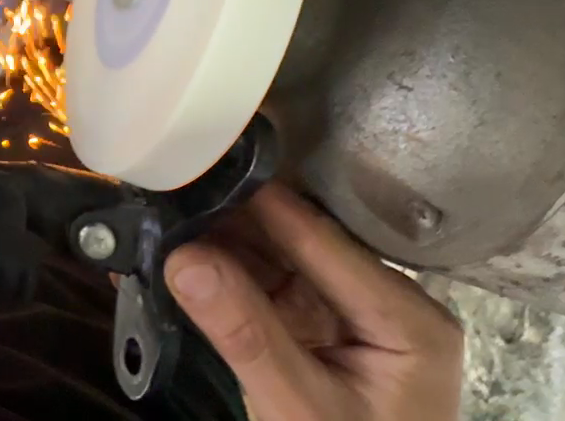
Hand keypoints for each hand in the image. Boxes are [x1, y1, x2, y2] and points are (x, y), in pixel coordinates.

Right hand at [165, 184, 462, 419]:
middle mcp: (380, 294)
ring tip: (158, 208)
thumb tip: (181, 256)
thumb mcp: (301, 413)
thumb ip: (247, 335)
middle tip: (163, 186)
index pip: (319, 237)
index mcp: (406, 313)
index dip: (253, 202)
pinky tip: (174, 247)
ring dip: (214, 235)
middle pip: (293, 235)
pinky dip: (216, 266)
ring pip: (269, 250)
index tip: (191, 168)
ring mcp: (342, 306)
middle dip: (227, 215)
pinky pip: (258, 277)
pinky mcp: (310, 319)